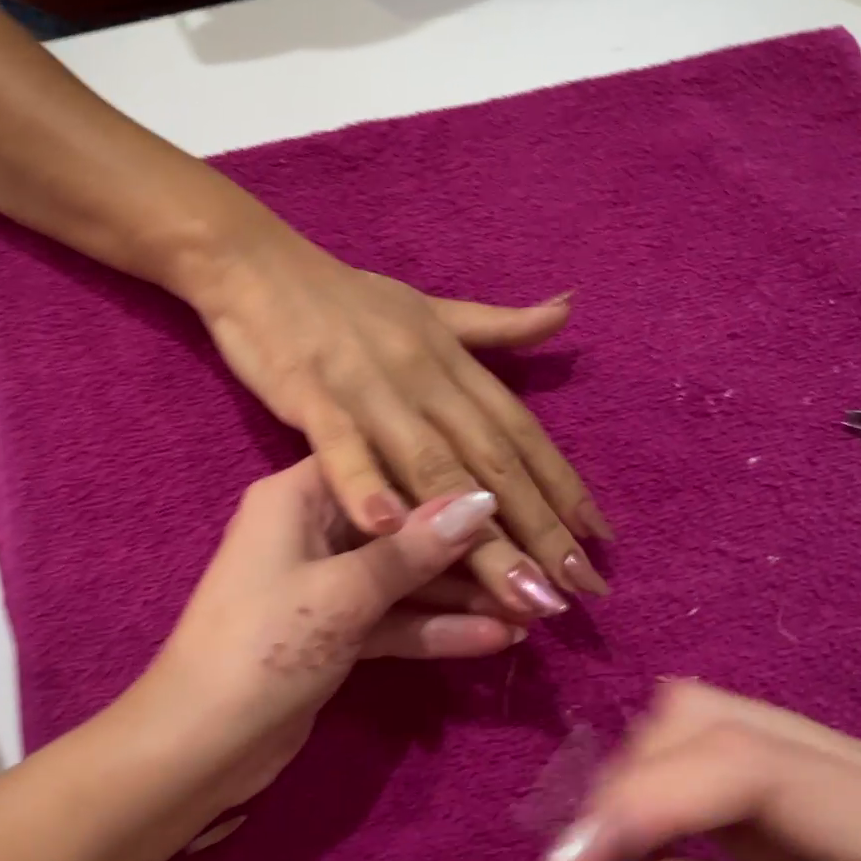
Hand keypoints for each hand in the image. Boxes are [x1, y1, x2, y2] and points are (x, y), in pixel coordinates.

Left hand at [130, 459, 524, 809]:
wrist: (202, 738)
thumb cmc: (266, 644)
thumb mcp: (343, 591)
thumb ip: (413, 548)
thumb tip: (481, 498)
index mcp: (295, 496)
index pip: (380, 469)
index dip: (444, 479)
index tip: (512, 493)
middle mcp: (308, 528)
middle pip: (397, 526)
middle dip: (464, 549)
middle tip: (539, 567)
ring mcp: (319, 582)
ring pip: (399, 577)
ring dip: (458, 593)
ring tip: (534, 608)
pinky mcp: (329, 630)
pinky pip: (388, 618)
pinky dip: (432, 627)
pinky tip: (493, 638)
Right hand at [192, 232, 609, 621]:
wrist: (259, 267)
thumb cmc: (343, 296)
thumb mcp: (427, 306)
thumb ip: (493, 326)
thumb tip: (566, 309)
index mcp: (450, 362)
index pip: (519, 431)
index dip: (563, 486)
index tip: (601, 542)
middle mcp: (422, 379)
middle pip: (489, 461)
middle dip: (539, 529)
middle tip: (579, 593)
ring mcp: (367, 390)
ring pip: (432, 466)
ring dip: (478, 535)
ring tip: (519, 592)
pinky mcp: (311, 397)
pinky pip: (342, 446)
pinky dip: (365, 484)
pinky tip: (387, 529)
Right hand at [537, 682, 860, 860]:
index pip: (752, 763)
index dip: (645, 798)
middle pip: (717, 722)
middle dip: (631, 785)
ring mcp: (859, 775)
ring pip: (700, 722)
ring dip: (635, 784)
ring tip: (609, 859)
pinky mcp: (818, 790)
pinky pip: (711, 755)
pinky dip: (659, 794)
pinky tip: (642, 846)